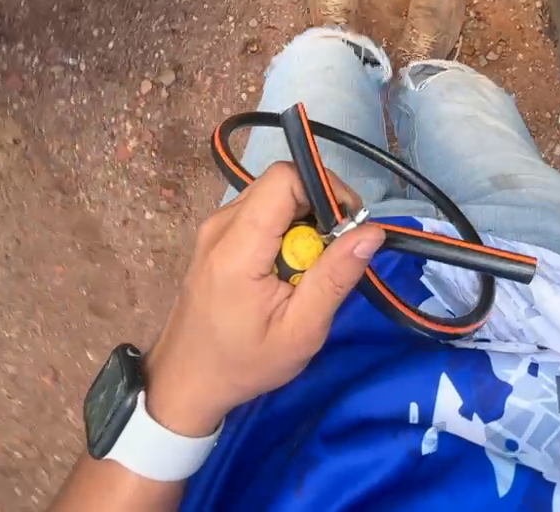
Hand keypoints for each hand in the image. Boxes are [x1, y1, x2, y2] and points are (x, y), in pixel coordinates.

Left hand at [142, 162, 384, 435]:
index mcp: (239, 246)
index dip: (324, 187)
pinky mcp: (218, 232)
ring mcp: (216, 225)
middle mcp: (222, 223)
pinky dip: (286, 223)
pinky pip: (262, 207)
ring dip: (304, 215)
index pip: (284, 178)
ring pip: (273, 192)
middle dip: (319, 203)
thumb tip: (372, 231)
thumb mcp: (301, 331)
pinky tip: (292, 261)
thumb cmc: (244, 362)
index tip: (348, 223)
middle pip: (281, 181)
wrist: (186, 381)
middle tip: (338, 245)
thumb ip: (335, 277)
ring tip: (315, 259)